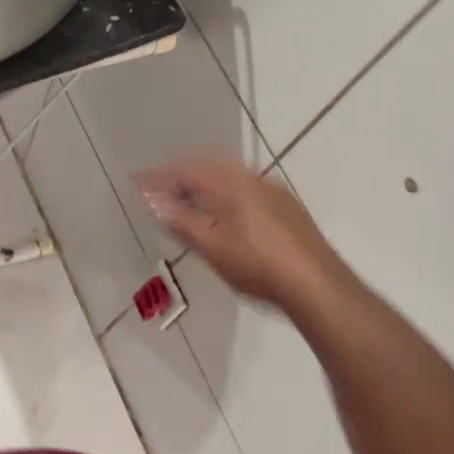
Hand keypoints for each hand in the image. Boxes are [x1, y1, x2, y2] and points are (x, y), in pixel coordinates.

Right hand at [134, 153, 346, 308]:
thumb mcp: (212, 248)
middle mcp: (253, 181)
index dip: (158, 176)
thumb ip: (181, 222)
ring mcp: (274, 193)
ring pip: (229, 178)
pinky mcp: (287, 209)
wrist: (317, 286)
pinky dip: (222, 194)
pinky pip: (245, 189)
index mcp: (231, 186)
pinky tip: (221, 216)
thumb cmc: (258, 266)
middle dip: (181, 176)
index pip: (186, 170)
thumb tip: (155, 203)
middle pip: (209, 167)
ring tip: (185, 204)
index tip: (136, 182)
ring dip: (203, 186)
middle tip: (159, 191)